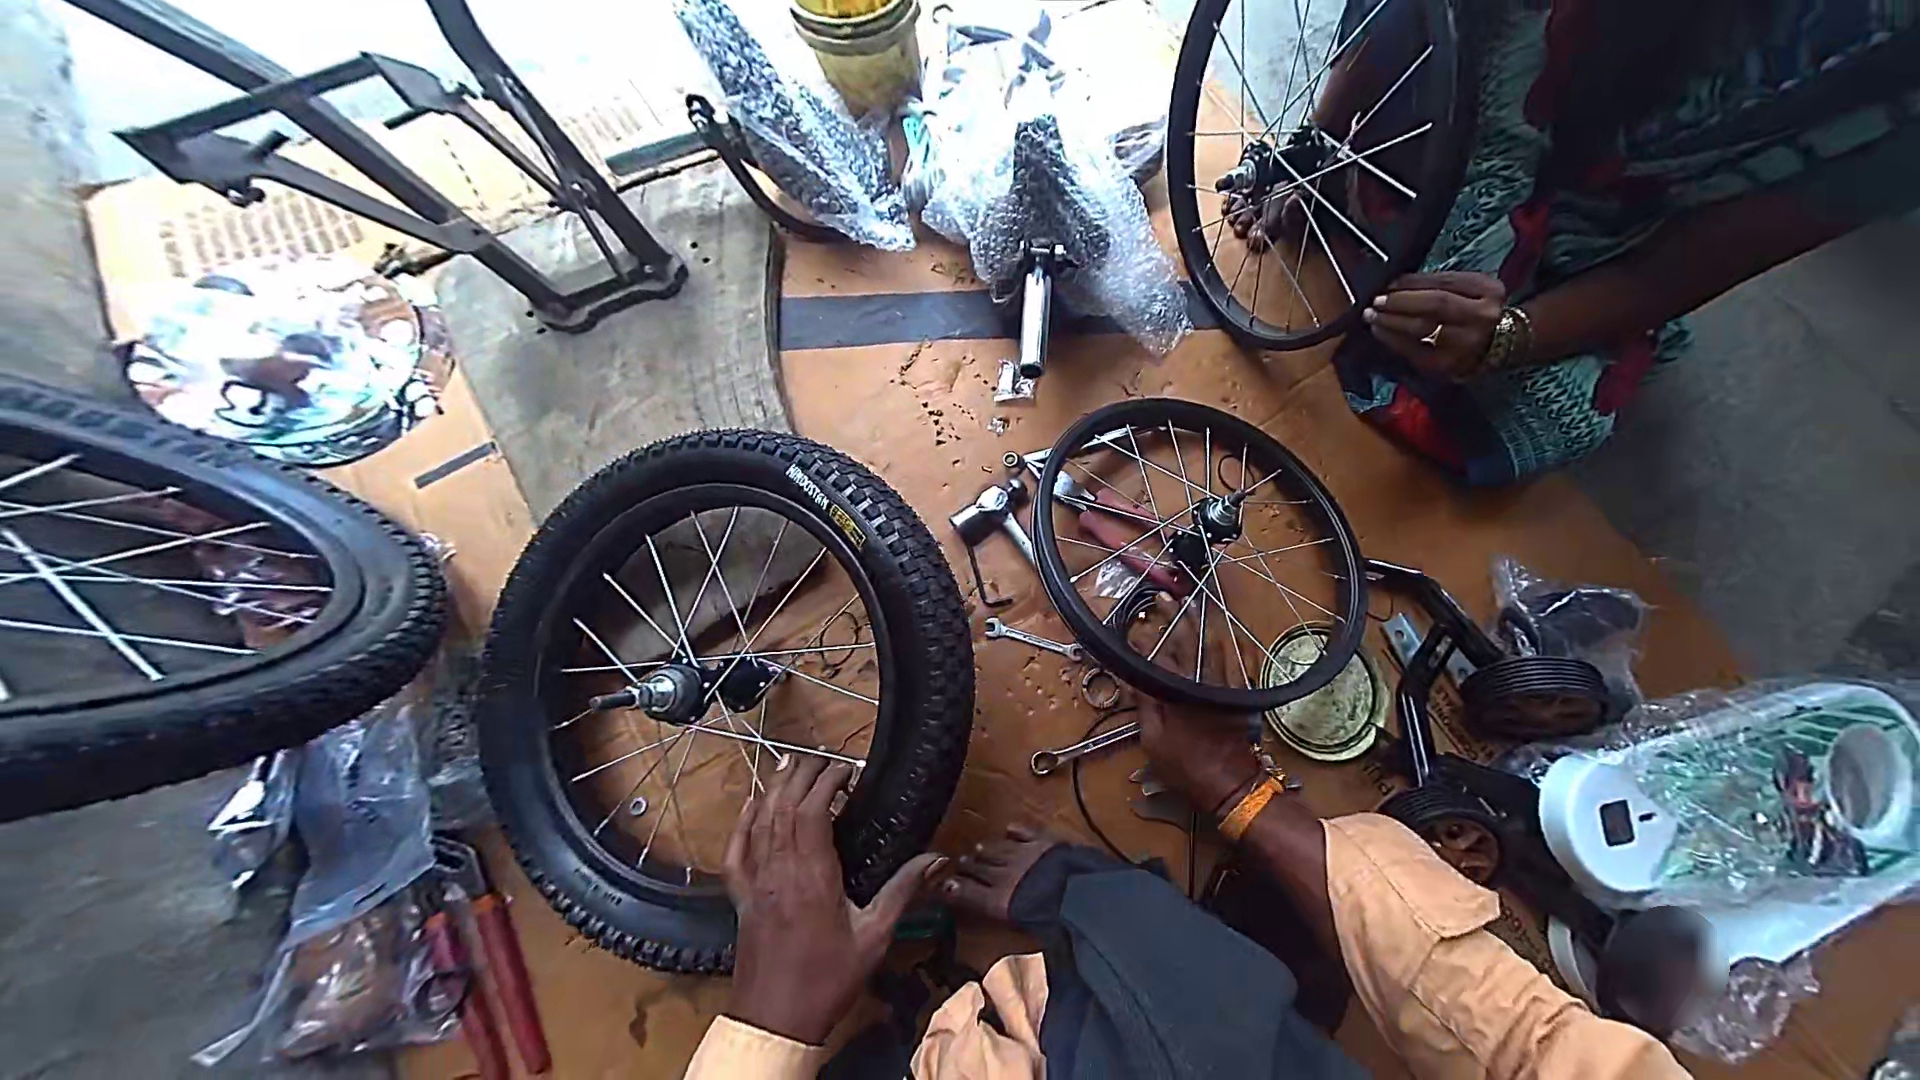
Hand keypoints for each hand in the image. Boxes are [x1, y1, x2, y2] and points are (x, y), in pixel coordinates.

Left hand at [723, 755, 945, 1044]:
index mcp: (813, 875)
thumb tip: (936, 859)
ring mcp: (757, 881)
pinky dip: (742, 821)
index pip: (812, 810)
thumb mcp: (875, 936)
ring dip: (775, 787)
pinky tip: (751, 803)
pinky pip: (736, 850)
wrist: (774, 1022)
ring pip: (761, 820)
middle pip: (784, 805)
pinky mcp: (742, 895)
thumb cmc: (827, 980)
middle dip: (803, 774)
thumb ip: (903, 891)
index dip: (827, 781)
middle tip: (824, 759)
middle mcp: (781, 870)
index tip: (848, 770)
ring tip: (792, 763)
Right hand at [1134, 610, 1262, 816]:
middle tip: (1163, 599)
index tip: (1133, 630)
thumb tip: (1132, 677)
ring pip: (1211, 646)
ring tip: (1189, 605)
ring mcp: (1223, 686)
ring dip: (1199, 623)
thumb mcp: (1152, 739)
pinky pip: (1237, 663)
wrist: (1230, 786)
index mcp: (1175, 693)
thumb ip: (1144, 704)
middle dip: (1172, 618)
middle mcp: (1200, 683)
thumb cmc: (1185, 766)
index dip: (1143, 641)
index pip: (1155, 658)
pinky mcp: (1238, 693)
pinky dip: (1231, 645)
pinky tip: (1225, 631)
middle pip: (1185, 643)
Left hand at [1363, 271, 1505, 379]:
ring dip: (1390, 320)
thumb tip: (1396, 284)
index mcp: (1489, 291)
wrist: (1491, 352)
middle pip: (1435, 303)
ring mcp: (1464, 342)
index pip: (1447, 281)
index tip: (1389, 283)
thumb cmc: (1471, 318)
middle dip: (1400, 301)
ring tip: (1371, 315)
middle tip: (1376, 301)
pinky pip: (1411, 349)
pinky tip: (1379, 331)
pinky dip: (1391, 338)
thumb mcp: (1468, 294)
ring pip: (1421, 327)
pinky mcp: (1444, 363)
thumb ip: (1439, 286)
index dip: (1413, 282)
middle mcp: (1481, 316)